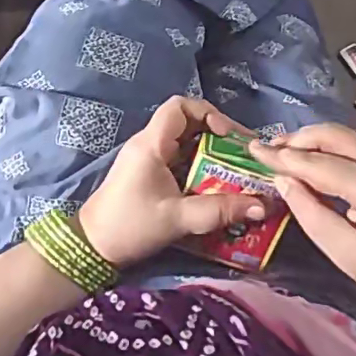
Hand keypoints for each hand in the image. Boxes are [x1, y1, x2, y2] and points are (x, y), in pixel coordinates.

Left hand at [76, 97, 269, 267]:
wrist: (92, 248)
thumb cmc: (130, 226)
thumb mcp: (178, 219)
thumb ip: (220, 210)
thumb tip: (263, 206)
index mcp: (151, 144)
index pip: (180, 106)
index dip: (209, 114)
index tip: (228, 136)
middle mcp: (149, 145)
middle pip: (188, 123)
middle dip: (218, 136)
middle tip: (243, 155)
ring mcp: (148, 160)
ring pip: (186, 144)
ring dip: (211, 154)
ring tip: (237, 171)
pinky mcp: (149, 176)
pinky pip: (180, 161)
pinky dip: (200, 168)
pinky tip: (217, 187)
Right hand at [250, 124, 355, 312]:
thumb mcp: (343, 252)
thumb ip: (310, 213)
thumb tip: (284, 181)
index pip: (315, 163)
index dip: (281, 157)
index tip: (253, 149)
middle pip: (330, 135)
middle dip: (295, 139)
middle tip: (266, 148)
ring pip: (342, 134)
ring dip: (311, 137)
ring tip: (282, 150)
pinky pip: (353, 142)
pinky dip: (327, 143)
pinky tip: (311, 155)